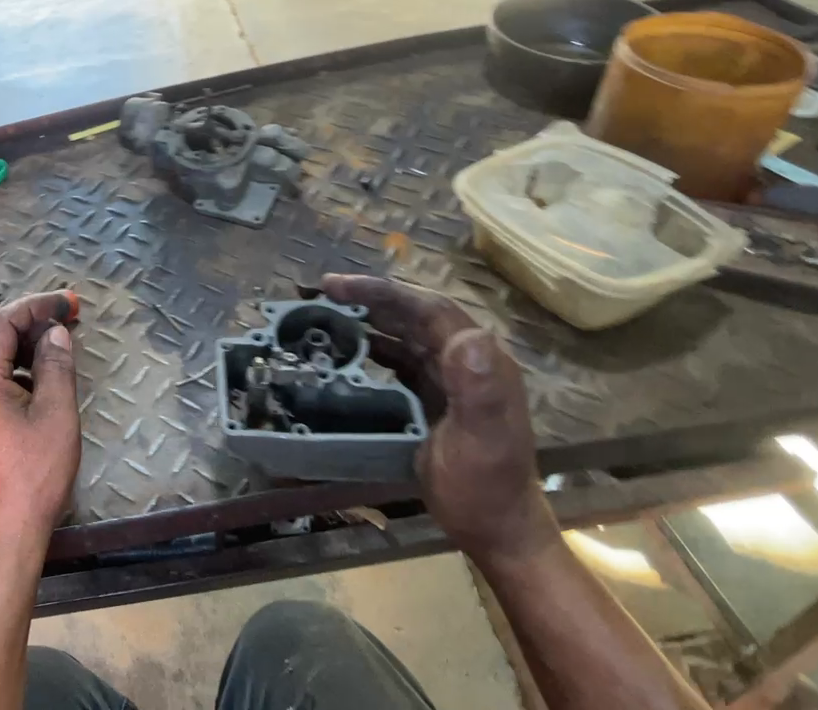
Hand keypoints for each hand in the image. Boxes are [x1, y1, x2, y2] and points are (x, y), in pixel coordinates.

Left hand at [0, 292, 81, 552]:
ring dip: (20, 340)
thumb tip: (56, 332)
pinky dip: (13, 363)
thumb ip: (56, 366)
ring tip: (57, 340)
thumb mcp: (56, 415)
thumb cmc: (35, 475)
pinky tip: (41, 374)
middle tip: (65, 315)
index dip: (36, 305)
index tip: (70, 303)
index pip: (2, 321)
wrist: (6, 532)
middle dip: (27, 317)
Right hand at [321, 275, 555, 563]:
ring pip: (406, 334)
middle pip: (414, 315)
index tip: (338, 287)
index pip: (428, 309)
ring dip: (369, 320)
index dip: (384, 292)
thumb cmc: (485, 487)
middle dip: (370, 299)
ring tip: (328, 315)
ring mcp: (451, 379)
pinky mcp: (435, 397)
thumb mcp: (481, 440)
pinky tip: (349, 351)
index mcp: (482, 361)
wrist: (495, 531)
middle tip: (322, 293)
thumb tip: (472, 333)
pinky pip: (400, 359)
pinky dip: (373, 348)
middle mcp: (467, 361)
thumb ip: (479, 389)